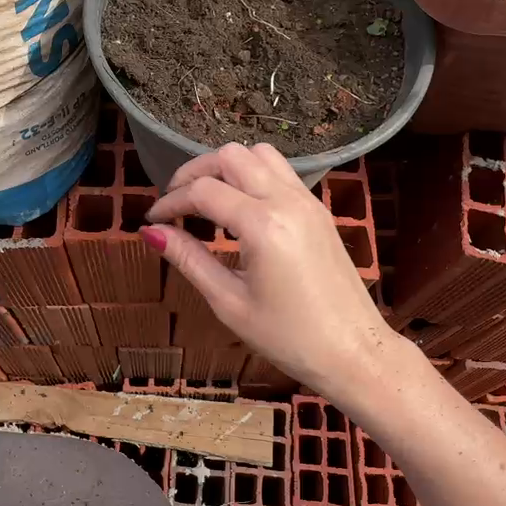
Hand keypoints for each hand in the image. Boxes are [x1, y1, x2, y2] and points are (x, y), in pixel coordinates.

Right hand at [141, 143, 400, 397]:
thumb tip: (151, 232)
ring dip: (227, 167)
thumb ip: (190, 259)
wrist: (354, 352)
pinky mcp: (318, 208)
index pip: (204, 191)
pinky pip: (280, 170)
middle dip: (196, 172)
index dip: (171, 201)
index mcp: (263, 225)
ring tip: (208, 200)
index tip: (153, 219)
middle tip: (176, 203)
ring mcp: (307, 200)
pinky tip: (240, 207)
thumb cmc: (289, 338)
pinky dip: (252, 175)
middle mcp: (286, 200)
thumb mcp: (230, 303)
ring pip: (258, 154)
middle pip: (230, 156)